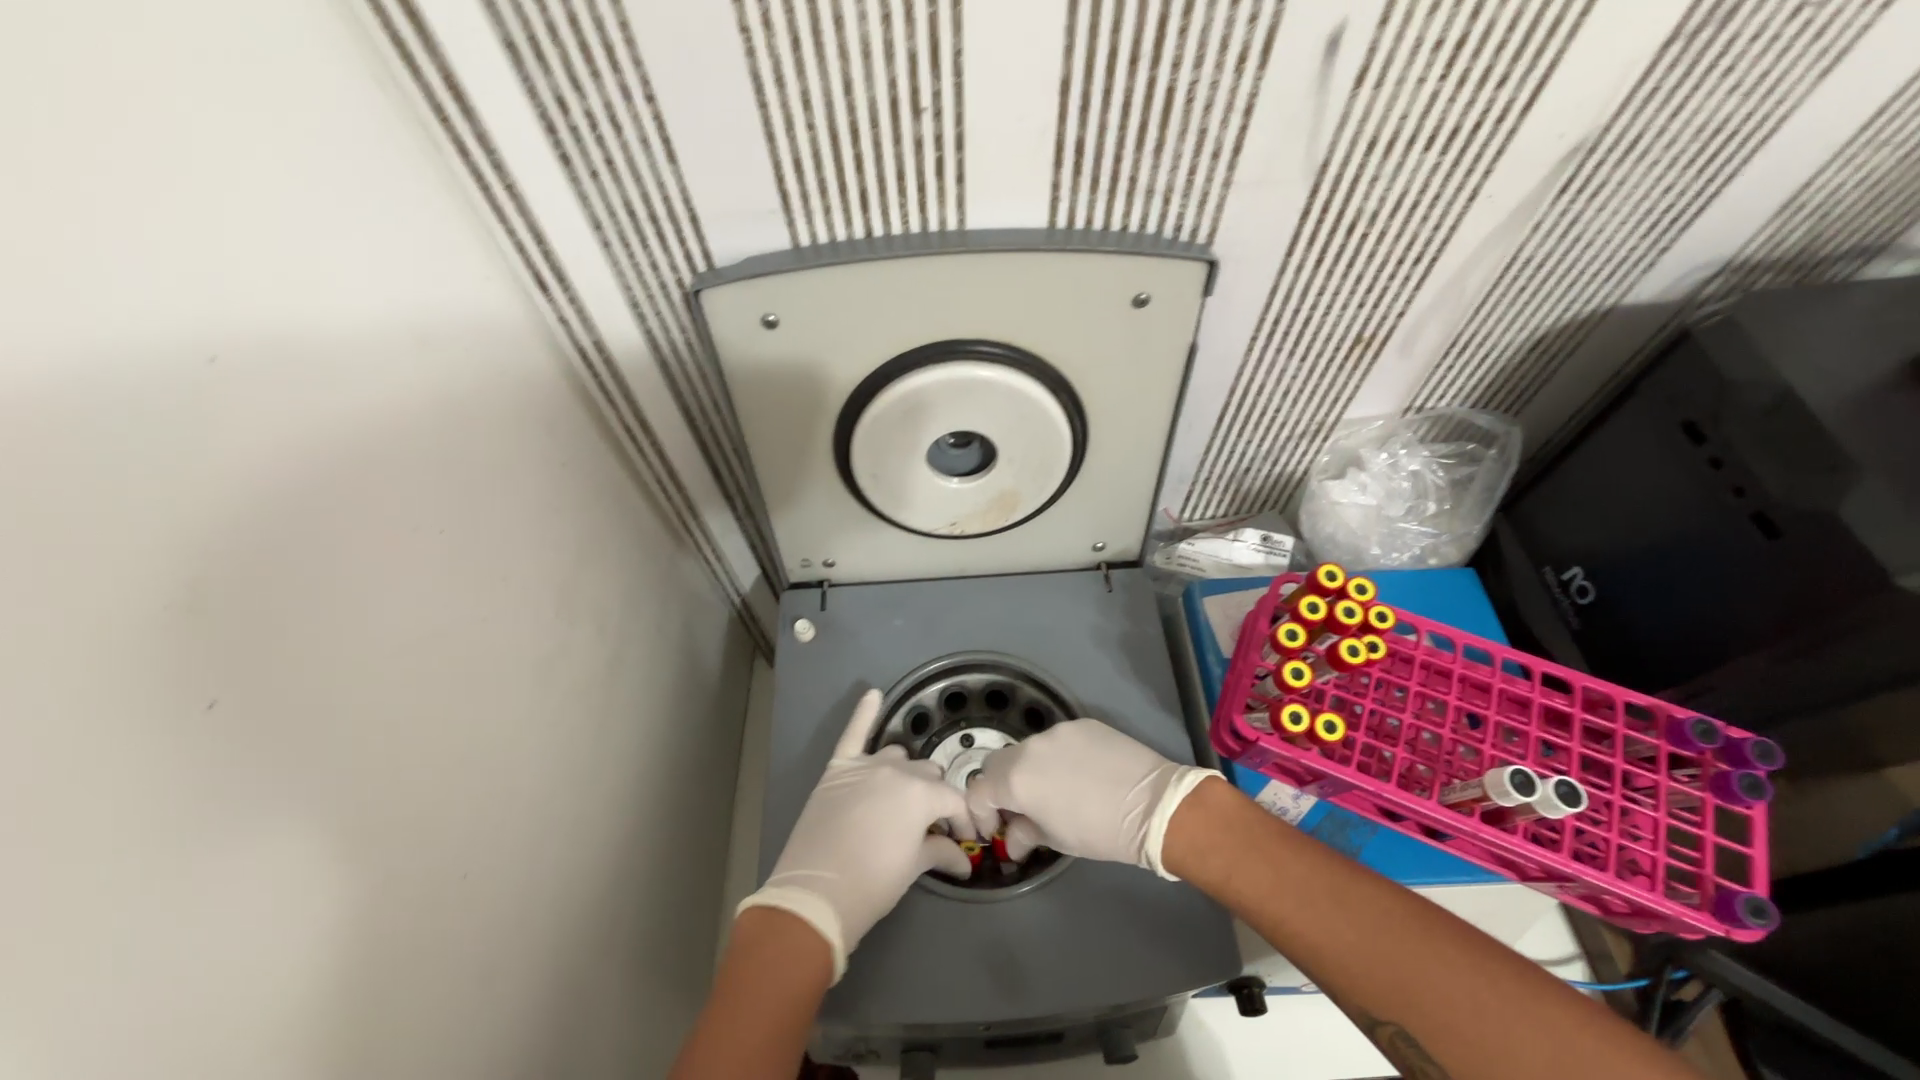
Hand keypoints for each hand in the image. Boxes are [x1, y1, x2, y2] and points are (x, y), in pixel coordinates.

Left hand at [738, 690, 973, 982]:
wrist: (815, 895)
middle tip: (933, 827)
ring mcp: (865, 767)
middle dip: (936, 798)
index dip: (964, 821)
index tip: (967, 840)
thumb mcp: (913, 868)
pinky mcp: (837, 771)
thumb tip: (964, 862)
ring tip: (906, 798)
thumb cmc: (872, 884)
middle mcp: (896, 771)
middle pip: (927, 775)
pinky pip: (853, 734)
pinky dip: (863, 713)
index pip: (954, 800)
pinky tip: (872, 694)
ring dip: (908, 773)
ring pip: (898, 757)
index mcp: (922, 794)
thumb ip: (940, 852)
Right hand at [965, 718, 1216, 879]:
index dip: (982, 814)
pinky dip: (1060, 756)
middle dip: (1001, 786)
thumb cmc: (1099, 831)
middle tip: (1021, 808)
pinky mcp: (1082, 724)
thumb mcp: (1056, 840)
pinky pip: (1059, 740)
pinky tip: (1082, 773)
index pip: (979, 792)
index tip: (996, 829)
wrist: (1153, 805)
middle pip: (998, 763)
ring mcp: (1057, 732)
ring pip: (1030, 749)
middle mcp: (1029, 748)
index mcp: (1015, 779)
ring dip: (1031, 769)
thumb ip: (1025, 834)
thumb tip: (1014, 840)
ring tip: (1055, 789)